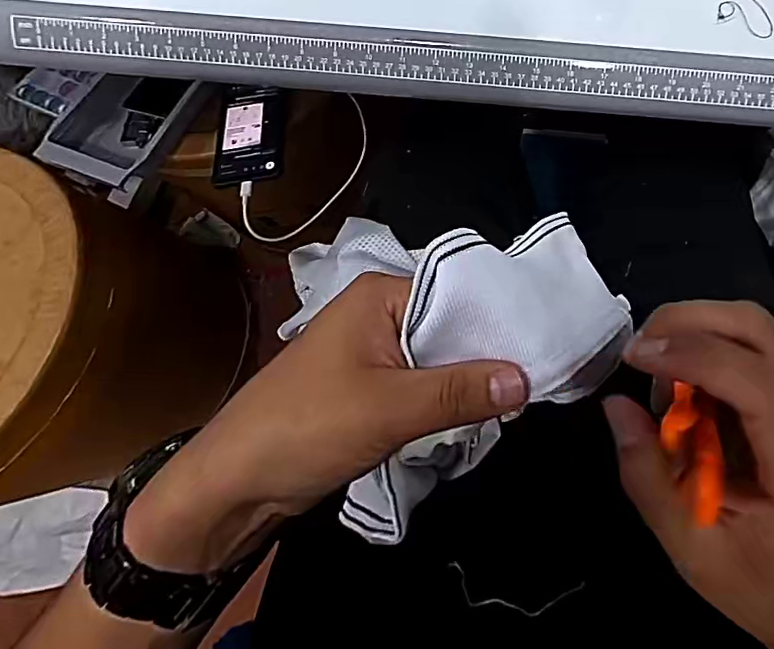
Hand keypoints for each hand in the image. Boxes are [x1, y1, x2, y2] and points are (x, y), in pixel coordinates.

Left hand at [122, 272, 527, 574]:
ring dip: (464, 378)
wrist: (233, 482)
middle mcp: (379, 310)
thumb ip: (458, 391)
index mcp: (380, 293)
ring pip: (436, 355)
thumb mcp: (389, 408)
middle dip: (484, 353)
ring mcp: (372, 346)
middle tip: (535, 376)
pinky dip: (443, 396)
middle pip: (448, 323)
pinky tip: (475, 411)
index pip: (455, 291)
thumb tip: (525, 378)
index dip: (496, 317)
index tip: (540, 343)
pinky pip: (419, 379)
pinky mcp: (368, 381)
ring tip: (515, 395)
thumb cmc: (307, 426)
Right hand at [603, 302, 773, 648]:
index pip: (755, 381)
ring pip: (755, 327)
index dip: (690, 355)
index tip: (634, 357)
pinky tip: (687, 385)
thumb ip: (648, 479)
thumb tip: (616, 405)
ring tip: (661, 371)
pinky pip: (755, 346)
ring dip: (697, 330)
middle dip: (688, 321)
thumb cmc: (762, 587)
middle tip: (640, 349)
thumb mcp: (693, 552)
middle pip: (757, 330)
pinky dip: (711, 346)